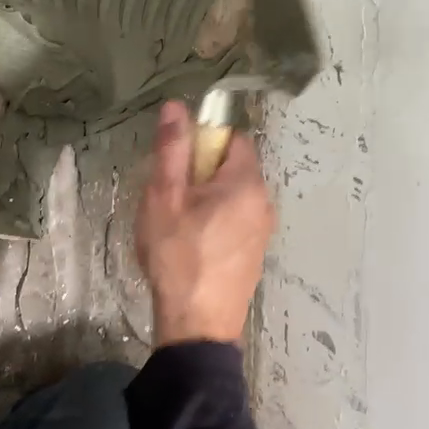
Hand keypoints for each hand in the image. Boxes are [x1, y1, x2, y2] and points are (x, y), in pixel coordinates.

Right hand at [135, 100, 275, 345]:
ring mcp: (262, 231)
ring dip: (204, 196)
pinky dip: (212, 218)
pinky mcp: (254, 254)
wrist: (197, 323)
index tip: (175, 163)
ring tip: (174, 219)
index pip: (232, 138)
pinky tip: (188, 241)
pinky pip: (234, 218)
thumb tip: (176, 106)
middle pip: (232, 166)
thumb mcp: (164, 194)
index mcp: (246, 184)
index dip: (202, 141)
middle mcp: (264, 203)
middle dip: (199, 170)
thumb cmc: (177, 253)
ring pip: (231, 194)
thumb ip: (172, 148)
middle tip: (167, 193)